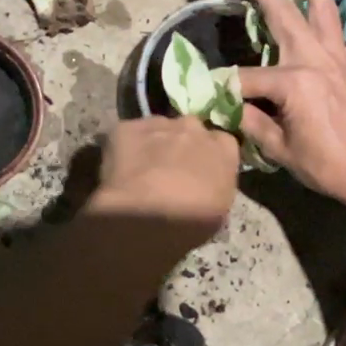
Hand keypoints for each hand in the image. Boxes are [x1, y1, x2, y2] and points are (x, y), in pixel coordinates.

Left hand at [85, 115, 238, 241]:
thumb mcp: (220, 209)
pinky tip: (121, 169)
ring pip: (158, 128)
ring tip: (142, 171)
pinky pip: (128, 133)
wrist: (149, 216)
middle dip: (182, 145)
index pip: (221, 141)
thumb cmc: (193, 221)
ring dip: (154, 144)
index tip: (199, 171)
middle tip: (170, 170)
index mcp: (224, 147)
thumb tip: (204, 184)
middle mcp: (194, 128)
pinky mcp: (127, 127)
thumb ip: (216, 185)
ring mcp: (160, 124)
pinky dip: (126, 146)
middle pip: (189, 129)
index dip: (208, 155)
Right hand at [237, 0, 345, 208]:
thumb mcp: (277, 149)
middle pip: (281, 13)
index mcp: (291, 80)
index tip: (209, 105)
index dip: (225, 94)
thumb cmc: (323, 165)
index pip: (244, 80)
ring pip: (324, 6)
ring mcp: (337, 58)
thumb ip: (249, 120)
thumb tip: (225, 104)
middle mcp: (314, 58)